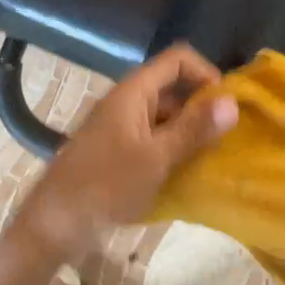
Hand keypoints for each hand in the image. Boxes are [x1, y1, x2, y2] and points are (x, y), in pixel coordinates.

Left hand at [8, 44, 238, 263]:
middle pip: (172, 86)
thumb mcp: (156, 158)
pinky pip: (152, 136)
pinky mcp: (115, 150)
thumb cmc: (104, 185)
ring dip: (188, 129)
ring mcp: (119, 125)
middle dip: (201, 105)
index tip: (226, 104)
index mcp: (134, 91)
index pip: (177, 59)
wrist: (51, 224)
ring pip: (163, 114)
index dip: (206, 72)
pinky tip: (186, 173)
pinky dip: (171, 147)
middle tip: (226, 135)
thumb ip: (194, 129)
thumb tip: (233, 101)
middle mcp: (126, 100)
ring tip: (213, 156)